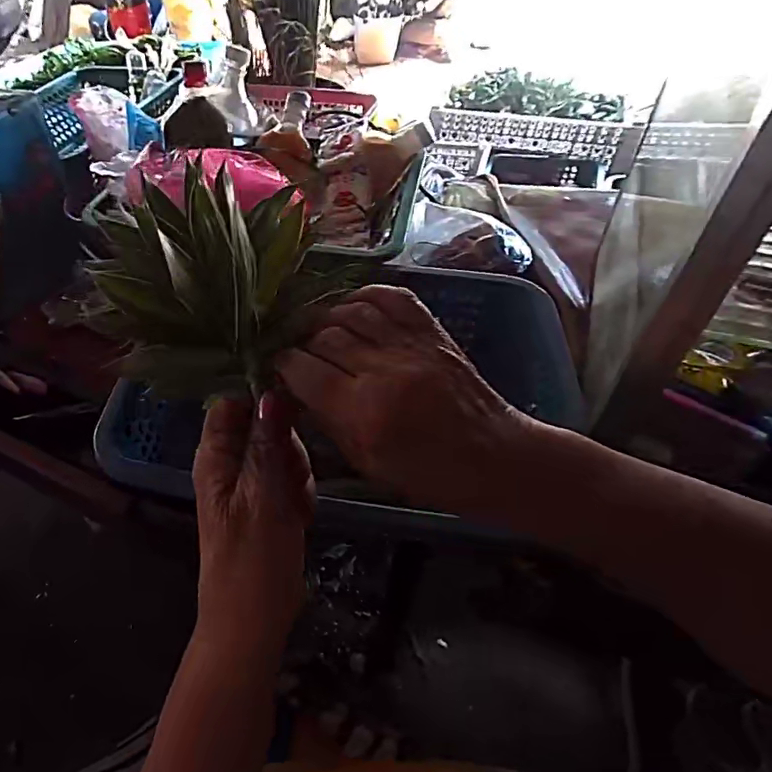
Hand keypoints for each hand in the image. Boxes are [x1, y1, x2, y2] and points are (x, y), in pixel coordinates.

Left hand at [191, 392, 315, 646]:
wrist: (253, 622)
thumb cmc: (252, 561)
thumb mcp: (265, 497)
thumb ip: (269, 443)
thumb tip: (273, 391)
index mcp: (214, 456)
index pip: (233, 403)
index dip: (262, 401)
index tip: (294, 413)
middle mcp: (228, 463)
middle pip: (265, 425)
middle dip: (288, 448)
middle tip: (290, 479)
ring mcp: (249, 483)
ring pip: (284, 452)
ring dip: (297, 475)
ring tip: (294, 507)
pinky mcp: (268, 501)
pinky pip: (292, 479)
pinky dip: (300, 495)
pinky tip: (299, 518)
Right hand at [278, 286, 535, 514]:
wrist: (495, 459)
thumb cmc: (426, 474)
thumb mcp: (364, 460)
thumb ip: (325, 419)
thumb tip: (291, 388)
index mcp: (362, 410)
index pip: (302, 368)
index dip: (282, 363)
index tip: (276, 366)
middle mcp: (383, 370)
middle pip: (322, 335)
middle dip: (300, 340)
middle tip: (296, 350)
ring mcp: (410, 346)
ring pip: (350, 311)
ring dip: (327, 318)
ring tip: (319, 330)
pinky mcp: (432, 332)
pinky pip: (391, 298)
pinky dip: (364, 297)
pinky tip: (352, 309)